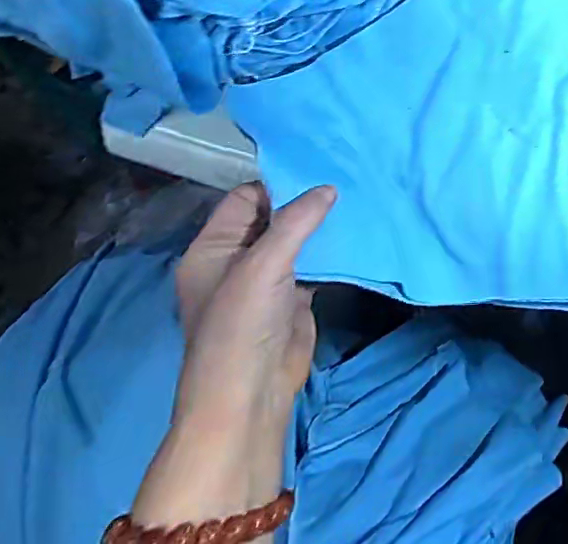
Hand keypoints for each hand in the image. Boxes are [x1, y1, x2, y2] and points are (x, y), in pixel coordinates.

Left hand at [130, 182, 335, 530]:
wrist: (250, 398)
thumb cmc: (241, 327)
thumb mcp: (263, 266)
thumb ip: (296, 221)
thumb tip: (329, 188)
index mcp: (212, 248)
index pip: (245, 199)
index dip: (277, 185)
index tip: (316, 170)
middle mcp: (236, 259)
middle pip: (272, 216)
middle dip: (304, 201)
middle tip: (343, 177)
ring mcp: (266, 279)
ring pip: (295, 239)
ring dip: (320, 225)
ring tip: (354, 198)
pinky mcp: (293, 296)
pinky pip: (313, 262)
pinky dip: (330, 249)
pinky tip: (354, 232)